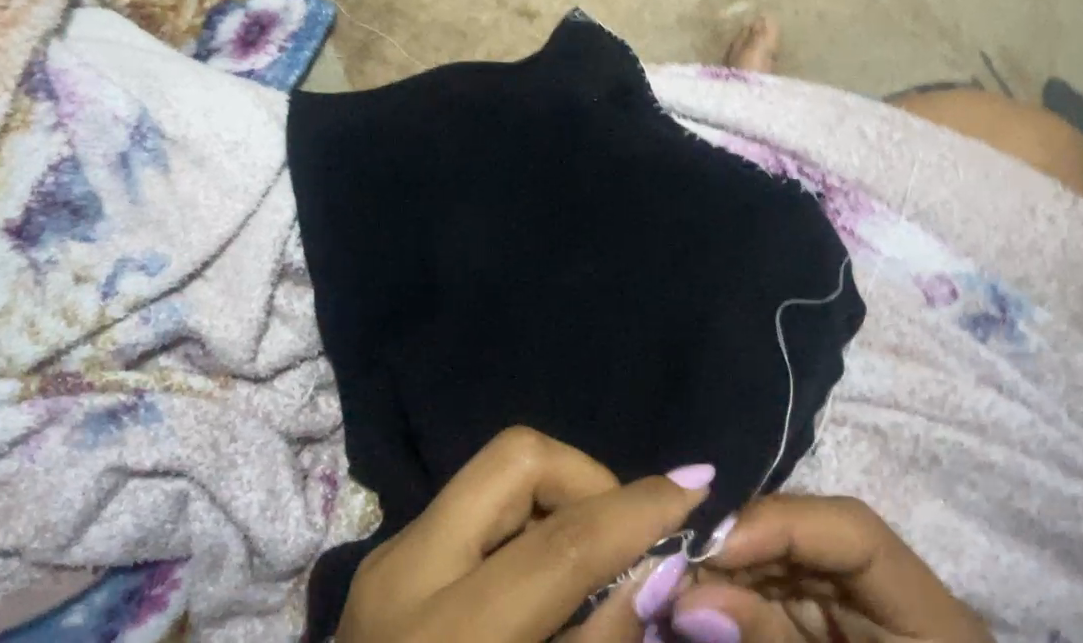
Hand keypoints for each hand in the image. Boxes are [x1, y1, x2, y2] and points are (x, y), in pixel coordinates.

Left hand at [336, 427, 714, 642]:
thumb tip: (660, 567)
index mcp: (448, 636)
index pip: (560, 544)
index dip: (637, 510)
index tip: (695, 486)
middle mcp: (408, 571)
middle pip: (515, 458)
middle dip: (589, 476)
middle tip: (627, 531)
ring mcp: (389, 556)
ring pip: (493, 470)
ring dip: (559, 495)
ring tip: (592, 553)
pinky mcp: (387, 556)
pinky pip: (474, 504)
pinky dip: (525, 518)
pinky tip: (543, 570)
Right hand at [660, 495, 992, 642]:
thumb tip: (690, 601)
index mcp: (930, 619)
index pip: (854, 532)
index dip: (780, 525)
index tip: (711, 548)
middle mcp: (891, 597)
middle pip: (808, 538)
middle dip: (736, 547)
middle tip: (671, 570)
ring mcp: (854, 612)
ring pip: (780, 562)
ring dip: (723, 572)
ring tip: (674, 589)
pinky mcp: (820, 628)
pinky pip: (771, 596)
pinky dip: (732, 599)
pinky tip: (694, 607)